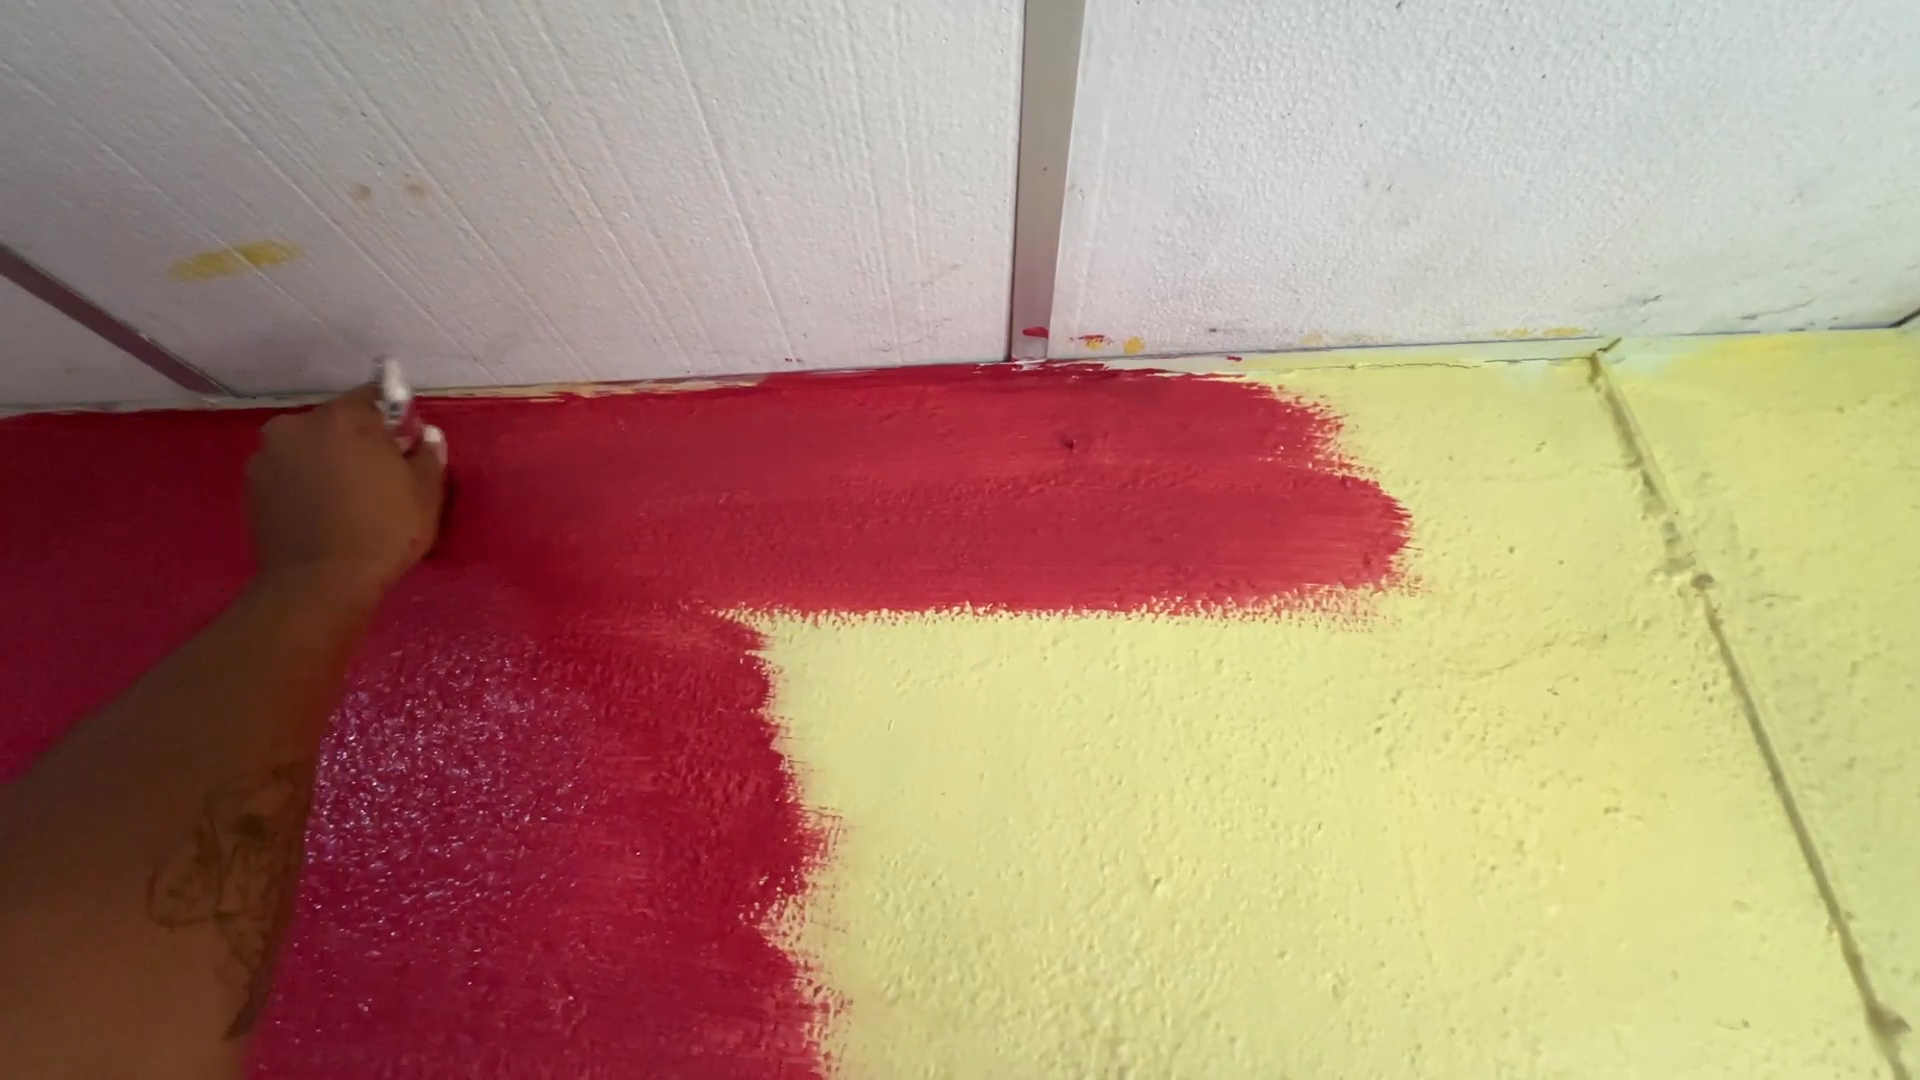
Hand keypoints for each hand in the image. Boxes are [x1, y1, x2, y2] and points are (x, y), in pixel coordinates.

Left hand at [247, 384, 446, 600]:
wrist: (321, 581)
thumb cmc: (386, 530)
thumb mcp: (427, 492)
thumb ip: (428, 455)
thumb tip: (427, 436)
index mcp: (345, 419)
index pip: (374, 395)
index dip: (396, 416)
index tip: (410, 442)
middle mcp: (298, 426)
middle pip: (339, 421)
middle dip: (362, 439)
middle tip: (385, 473)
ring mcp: (268, 455)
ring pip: (312, 445)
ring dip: (333, 459)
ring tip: (354, 495)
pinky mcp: (252, 483)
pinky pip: (291, 469)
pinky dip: (310, 479)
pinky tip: (328, 508)